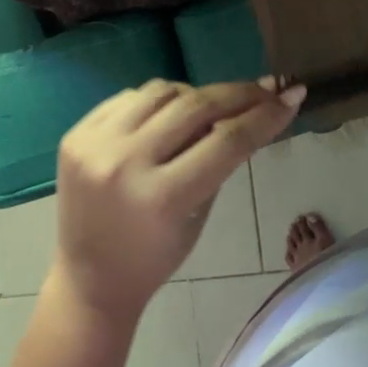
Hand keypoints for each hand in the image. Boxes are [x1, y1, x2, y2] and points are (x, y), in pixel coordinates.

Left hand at [53, 79, 304, 321]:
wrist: (91, 278)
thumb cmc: (155, 257)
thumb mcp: (198, 216)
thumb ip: (220, 161)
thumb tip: (251, 110)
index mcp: (162, 197)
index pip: (226, 140)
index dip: (265, 115)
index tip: (291, 95)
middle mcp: (124, 164)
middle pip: (195, 107)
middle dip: (238, 94)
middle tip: (265, 88)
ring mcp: (94, 146)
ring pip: (160, 92)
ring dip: (195, 94)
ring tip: (213, 106)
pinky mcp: (75, 136)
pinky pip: (127, 98)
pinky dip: (156, 101)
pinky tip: (170, 113)